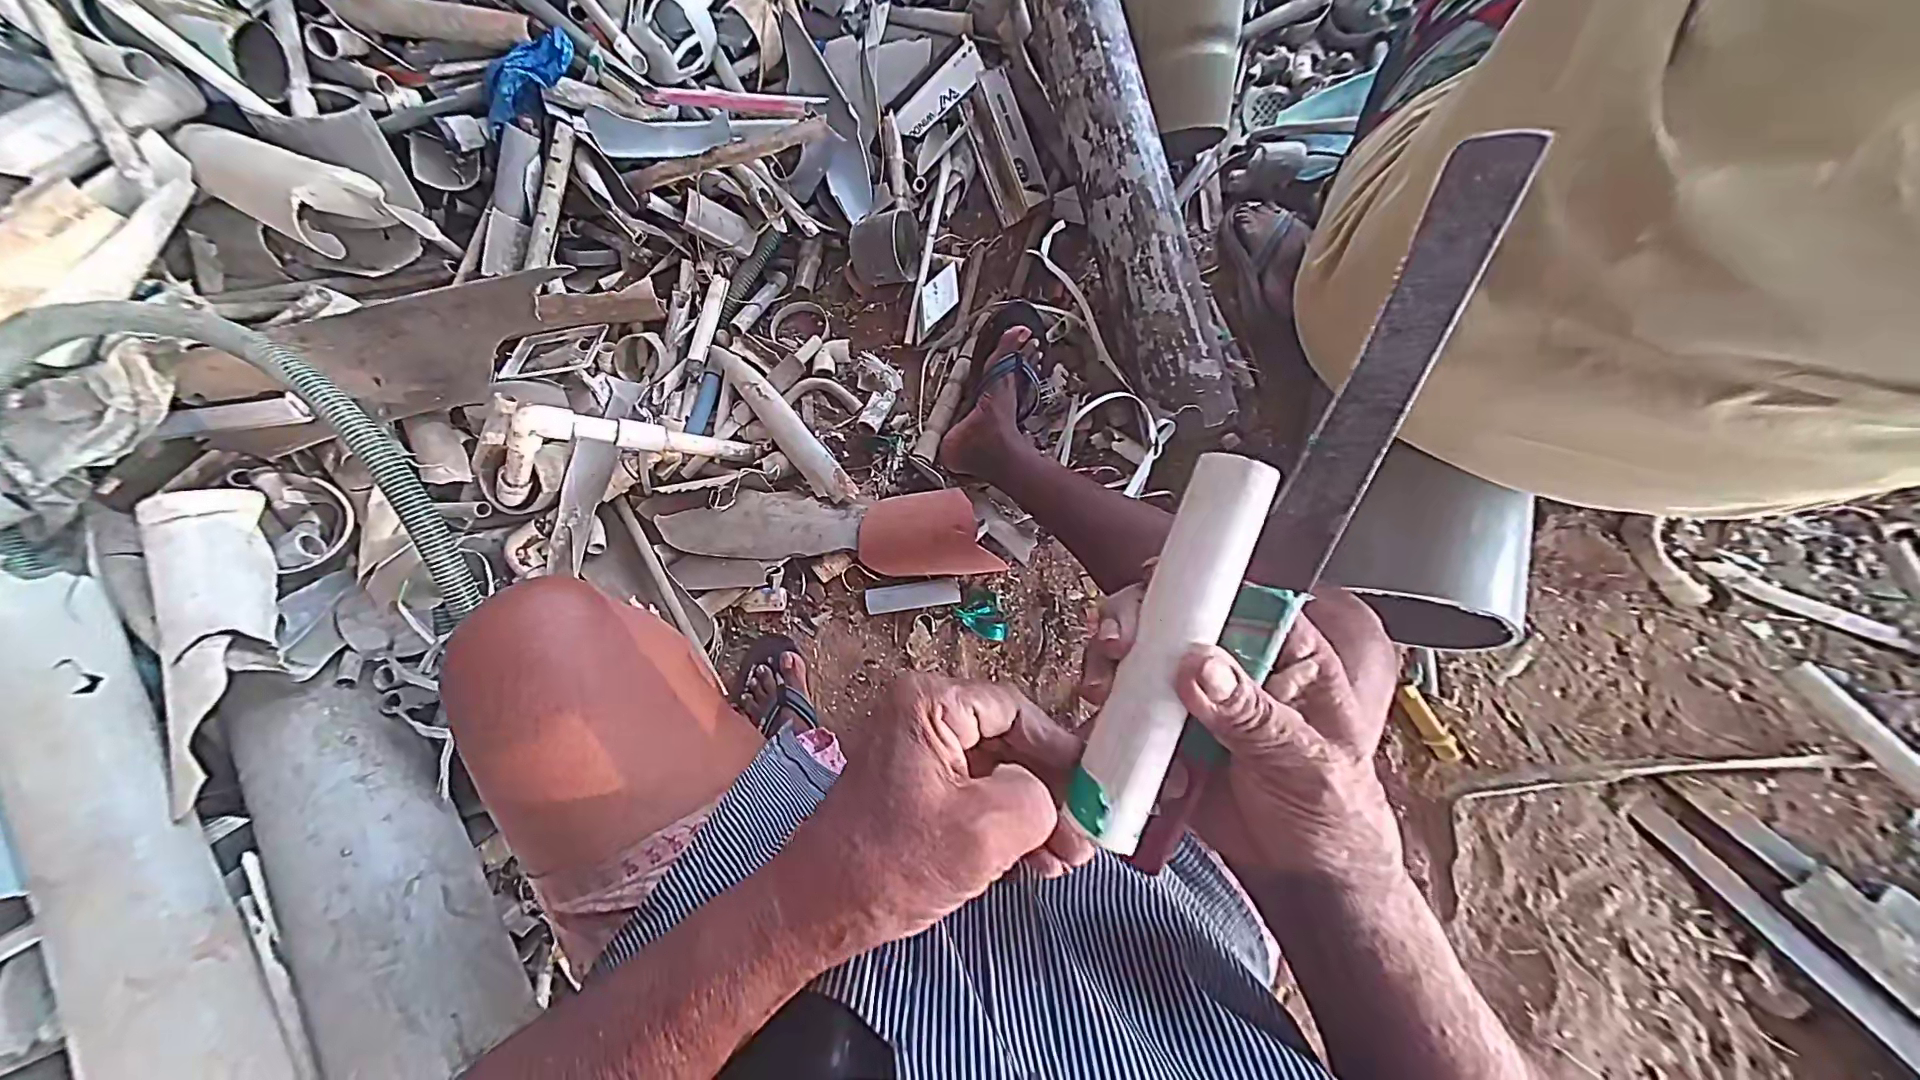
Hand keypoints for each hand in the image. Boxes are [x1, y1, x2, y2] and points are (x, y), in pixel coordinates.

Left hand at [781, 676, 1097, 949]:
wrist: (821, 910)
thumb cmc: (891, 863)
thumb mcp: (985, 829)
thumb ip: (1039, 799)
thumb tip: (1054, 797)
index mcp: (928, 703)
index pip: (1014, 709)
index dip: (1058, 747)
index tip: (1093, 779)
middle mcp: (920, 714)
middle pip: (1007, 741)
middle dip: (1048, 791)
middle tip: (1083, 829)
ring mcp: (917, 750)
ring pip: (995, 771)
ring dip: (1033, 813)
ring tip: (1066, 856)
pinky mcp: (916, 784)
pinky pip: (974, 791)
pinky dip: (1005, 822)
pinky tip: (1037, 859)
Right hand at [1080, 585, 1402, 884]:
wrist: (1304, 877)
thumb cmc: (1334, 815)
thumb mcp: (1306, 762)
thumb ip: (1255, 715)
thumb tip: (1201, 667)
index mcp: (1286, 653)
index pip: (1234, 597)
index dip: (1189, 590)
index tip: (1153, 601)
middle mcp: (1234, 665)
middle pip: (1172, 618)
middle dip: (1134, 622)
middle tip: (1117, 645)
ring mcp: (1195, 697)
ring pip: (1141, 658)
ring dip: (1112, 666)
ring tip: (1102, 691)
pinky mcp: (1167, 730)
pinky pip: (1128, 710)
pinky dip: (1108, 717)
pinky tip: (1106, 735)